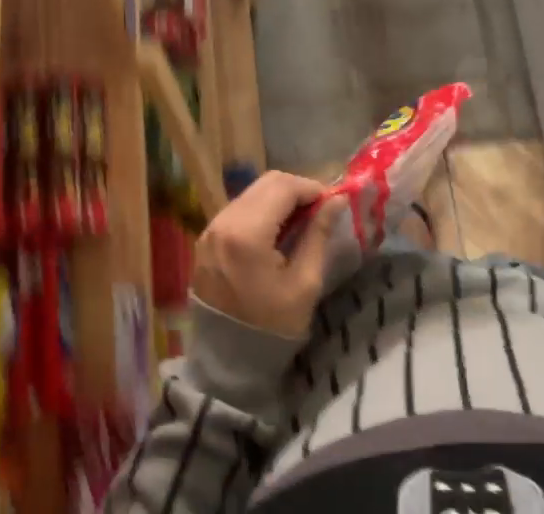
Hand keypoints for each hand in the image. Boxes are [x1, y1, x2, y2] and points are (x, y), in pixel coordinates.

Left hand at [192, 171, 340, 337]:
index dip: (312, 188)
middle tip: (319, 210)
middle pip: (265, 183)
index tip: (334, 202)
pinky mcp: (206, 239)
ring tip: (301, 221)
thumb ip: (318, 234)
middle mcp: (223, 222)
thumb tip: (337, 200)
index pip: (283, 187)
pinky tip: (277, 231)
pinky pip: (238, 210)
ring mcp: (210, 229)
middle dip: (296, 189)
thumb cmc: (273, 325)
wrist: (228, 359)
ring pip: (251, 193)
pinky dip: (261, 211)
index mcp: (246, 233)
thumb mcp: (305, 282)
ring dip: (278, 199)